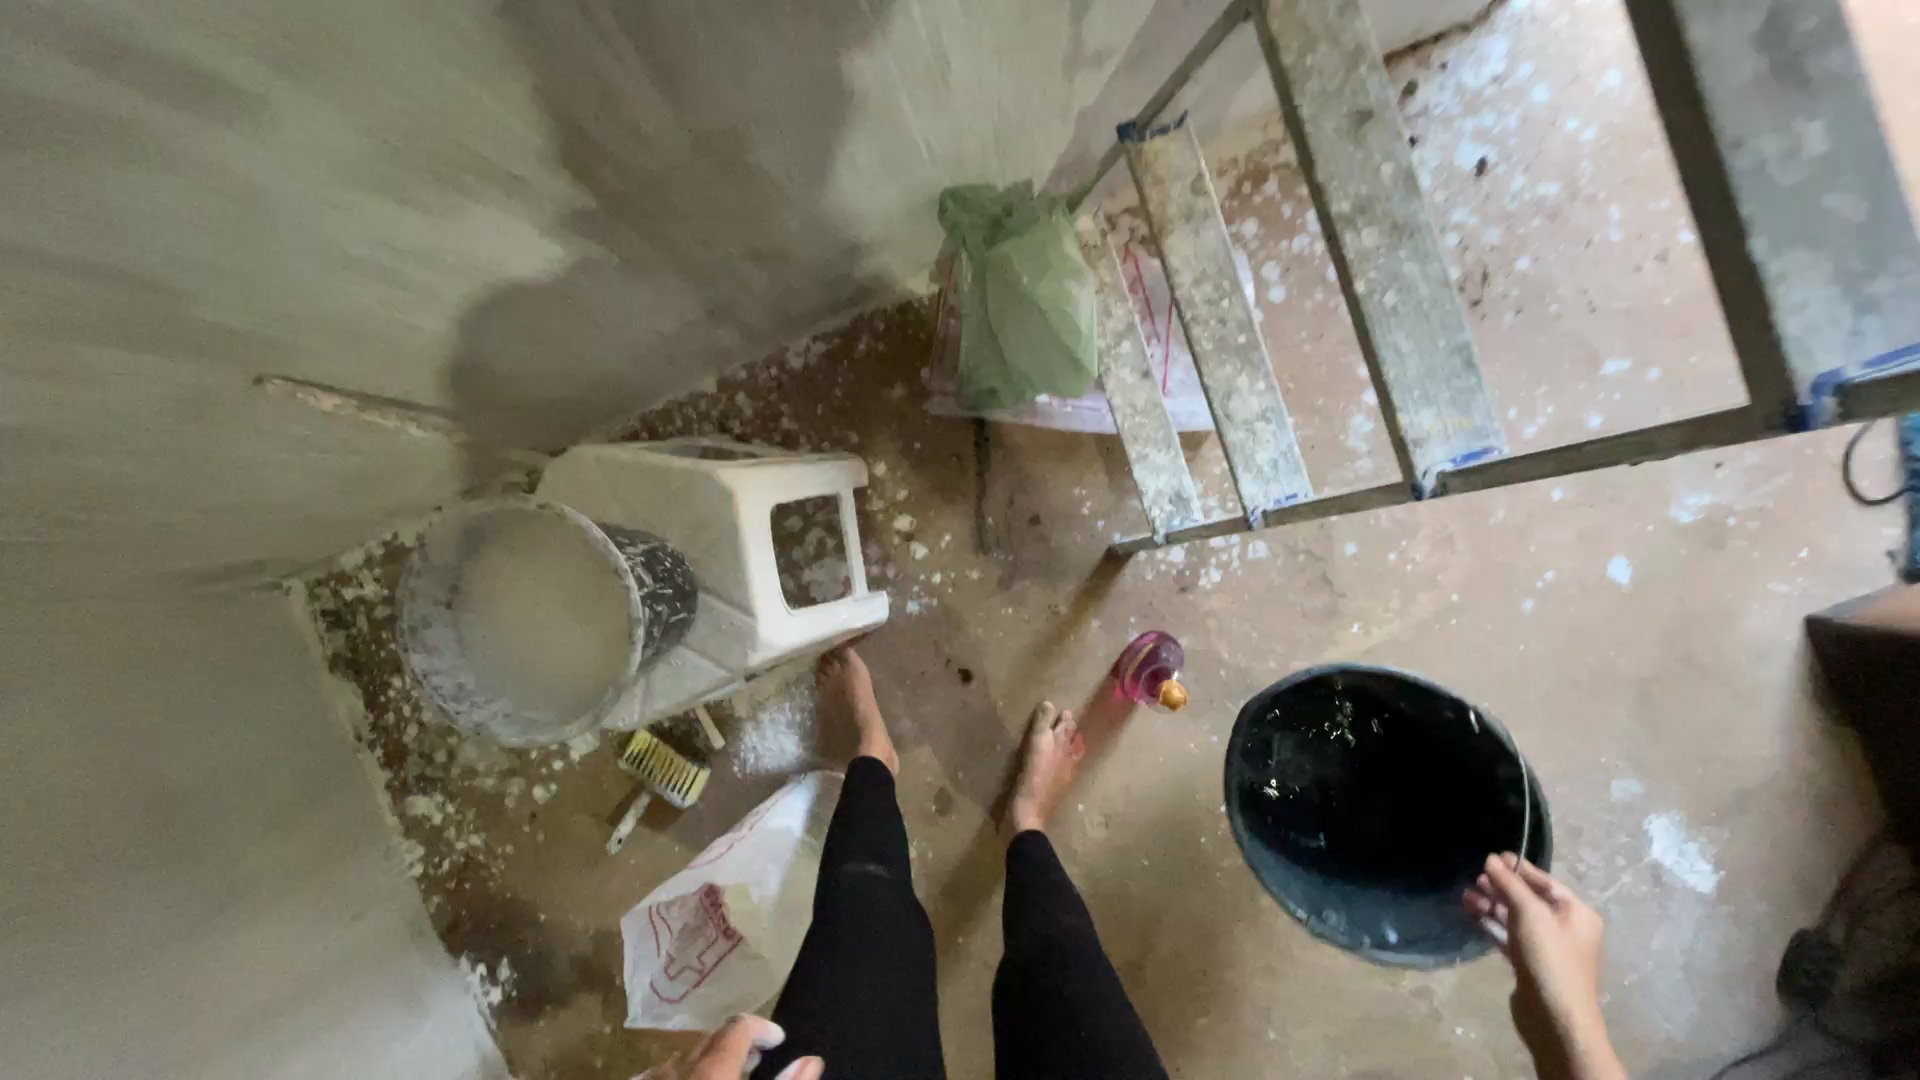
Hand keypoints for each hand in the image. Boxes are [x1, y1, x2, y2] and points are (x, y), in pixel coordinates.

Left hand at [639, 1015, 823, 1079]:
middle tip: (756, 1061)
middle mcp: (676, 1075)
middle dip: (733, 1045)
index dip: (760, 1028)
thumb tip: (811, 1061)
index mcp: (710, 1077)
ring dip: (703, 1064)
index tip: (778, 1041)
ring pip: (676, 1064)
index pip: (737, 1028)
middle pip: (706, 1041)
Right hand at [1464, 854, 1625, 1079]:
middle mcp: (1566, 928)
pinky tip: (1471, 914)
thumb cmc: (1549, 957)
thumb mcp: (1529, 912)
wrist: (1554, 1015)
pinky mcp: (1530, 963)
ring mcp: (1548, 947)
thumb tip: (1492, 859)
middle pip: (1529, 898)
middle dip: (1500, 887)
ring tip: (1466, 895)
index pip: (1545, 881)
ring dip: (1491, 904)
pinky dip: (1491, 923)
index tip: (1489, 856)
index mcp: (1577, 913)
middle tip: (1474, 877)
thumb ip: (1509, 883)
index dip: (1518, 868)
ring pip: (1515, 917)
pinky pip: (1508, 934)